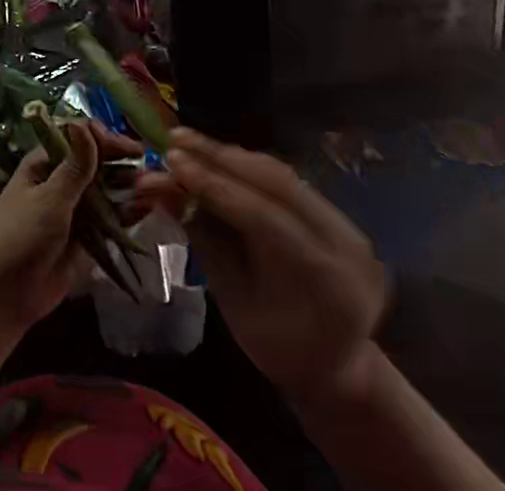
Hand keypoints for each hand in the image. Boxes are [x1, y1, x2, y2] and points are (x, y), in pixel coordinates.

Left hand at [0, 121, 135, 331]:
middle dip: (121, 163)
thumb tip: (83, 123)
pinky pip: (111, 218)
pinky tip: (149, 207)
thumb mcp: (49, 199)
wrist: (8, 293)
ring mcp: (74, 209)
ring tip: (157, 185)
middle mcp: (59, 181)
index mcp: (42, 165)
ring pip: (106, 190)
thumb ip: (74, 166)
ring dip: (129, 186)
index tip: (129, 147)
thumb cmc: (21, 236)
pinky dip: (128, 212)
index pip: (75, 140)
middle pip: (95, 164)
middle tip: (151, 166)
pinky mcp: (86, 235)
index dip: (102, 139)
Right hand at [139, 128, 387, 402]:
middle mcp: (345, 245)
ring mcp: (347, 227)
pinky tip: (218, 158)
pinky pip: (289, 182)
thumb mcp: (232, 298)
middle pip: (277, 183)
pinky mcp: (338, 217)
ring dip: (232, 156)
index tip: (172, 161)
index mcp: (324, 280)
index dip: (213, 185)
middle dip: (220, 157)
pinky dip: (248, 167)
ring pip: (283, 175)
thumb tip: (157, 190)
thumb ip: (201, 239)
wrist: (333, 365)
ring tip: (189, 142)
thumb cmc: (275, 346)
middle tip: (174, 140)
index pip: (263, 215)